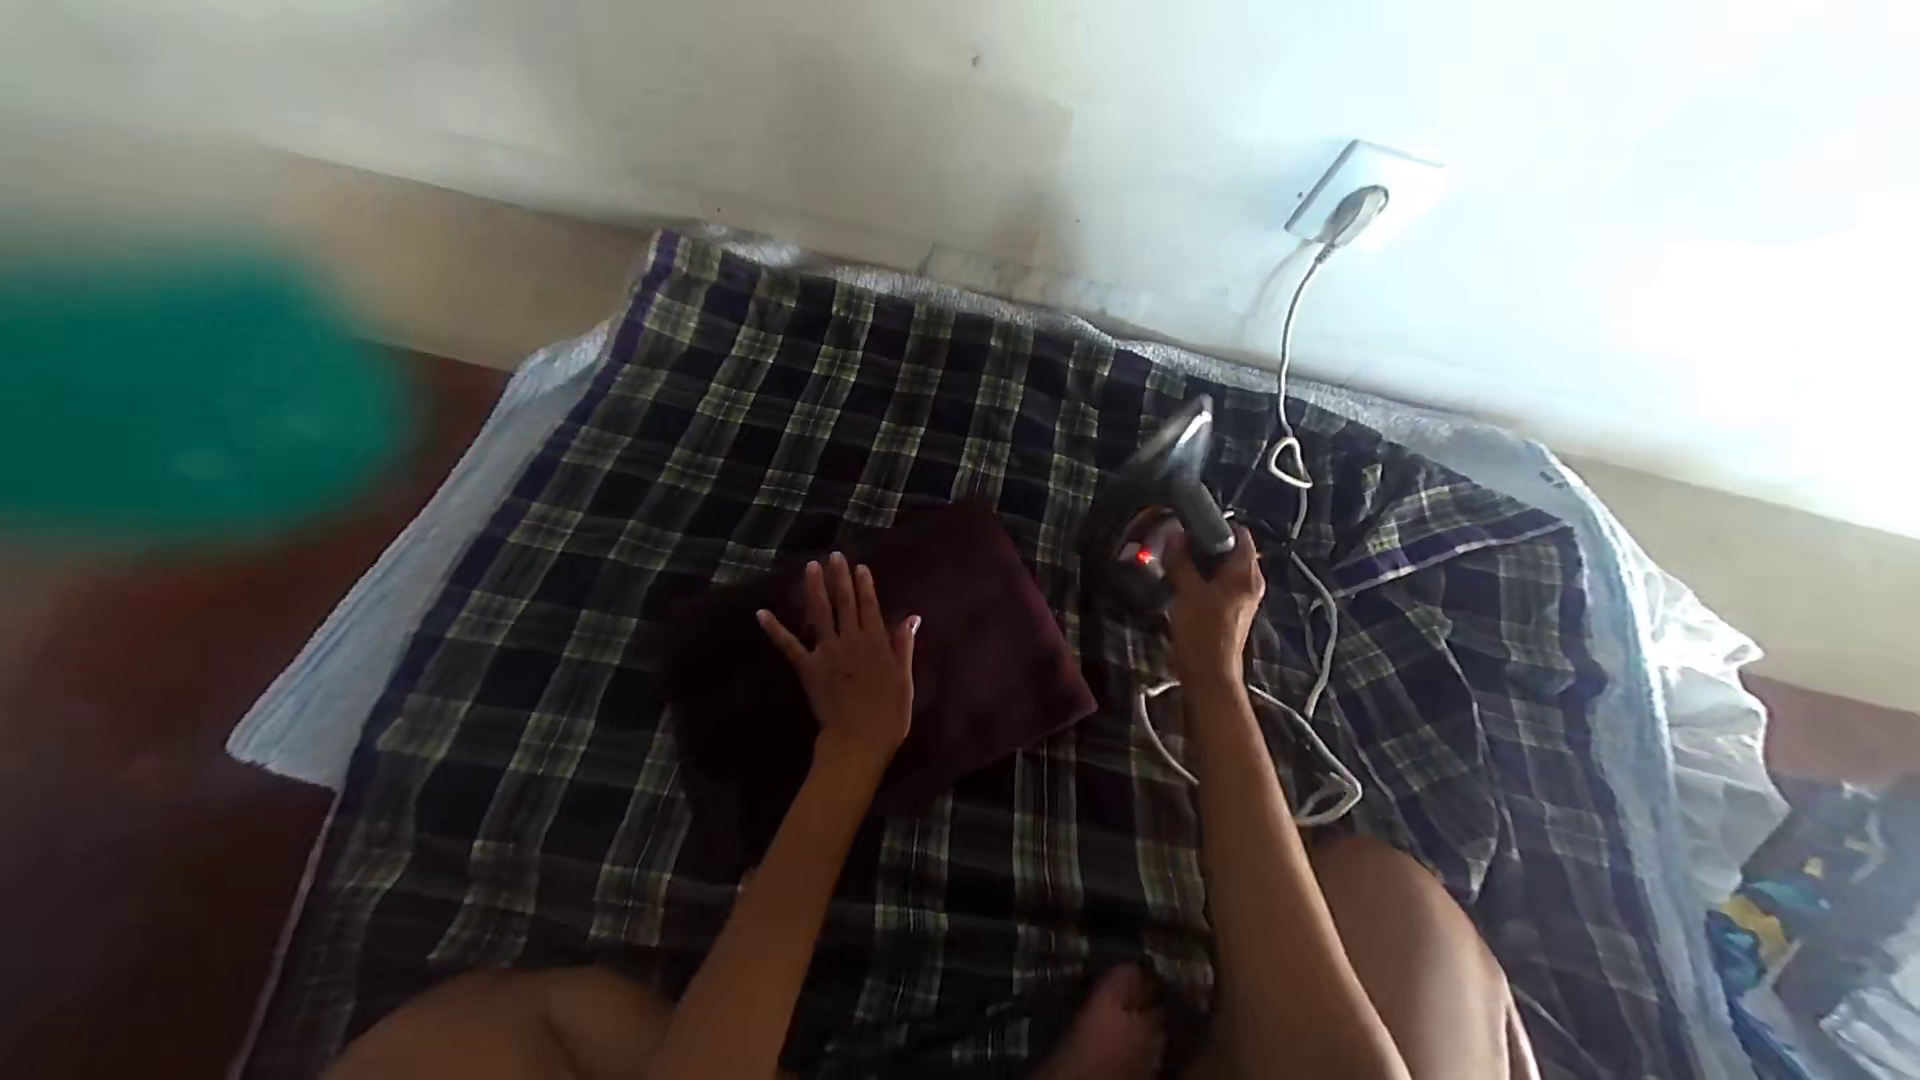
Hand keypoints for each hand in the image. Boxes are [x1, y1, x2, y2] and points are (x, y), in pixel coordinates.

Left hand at [758, 552, 919, 774]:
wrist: (858, 741)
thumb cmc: (888, 715)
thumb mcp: (905, 680)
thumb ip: (904, 646)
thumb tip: (911, 617)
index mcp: (876, 643)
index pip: (870, 606)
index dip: (864, 585)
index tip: (859, 567)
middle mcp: (850, 640)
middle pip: (844, 602)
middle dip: (839, 577)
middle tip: (834, 555)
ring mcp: (826, 652)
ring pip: (819, 613)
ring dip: (814, 589)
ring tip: (810, 567)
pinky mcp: (807, 668)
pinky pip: (789, 645)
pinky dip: (775, 629)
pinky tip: (762, 613)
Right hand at [1165, 524, 1264, 688]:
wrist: (1209, 675)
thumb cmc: (1202, 632)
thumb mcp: (1187, 592)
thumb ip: (1181, 561)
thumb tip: (1175, 534)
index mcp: (1246, 573)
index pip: (1241, 533)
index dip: (1217, 524)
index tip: (1191, 523)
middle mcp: (1250, 582)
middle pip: (1231, 550)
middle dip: (1205, 543)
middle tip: (1178, 540)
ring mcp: (1243, 597)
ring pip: (1223, 567)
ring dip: (1202, 561)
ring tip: (1176, 558)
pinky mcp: (1232, 610)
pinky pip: (1220, 583)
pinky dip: (1204, 577)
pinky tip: (1182, 580)